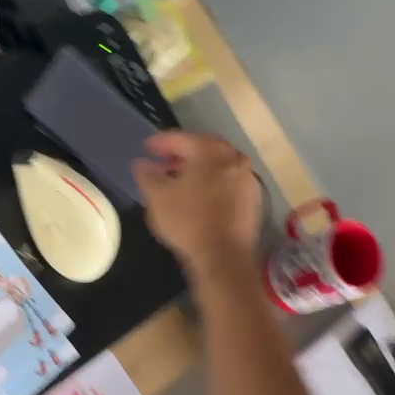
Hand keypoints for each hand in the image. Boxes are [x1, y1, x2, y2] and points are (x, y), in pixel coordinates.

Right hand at [132, 131, 262, 277]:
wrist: (224, 255)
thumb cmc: (188, 222)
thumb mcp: (158, 198)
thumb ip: (148, 176)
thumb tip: (141, 163)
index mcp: (208, 151)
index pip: (181, 138)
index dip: (160, 142)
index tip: (147, 147)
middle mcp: (232, 157)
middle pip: (204, 148)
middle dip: (183, 153)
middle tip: (166, 162)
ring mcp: (246, 177)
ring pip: (219, 165)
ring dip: (200, 168)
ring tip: (182, 180)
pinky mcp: (253, 198)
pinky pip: (229, 182)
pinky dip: (214, 183)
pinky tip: (202, 197)